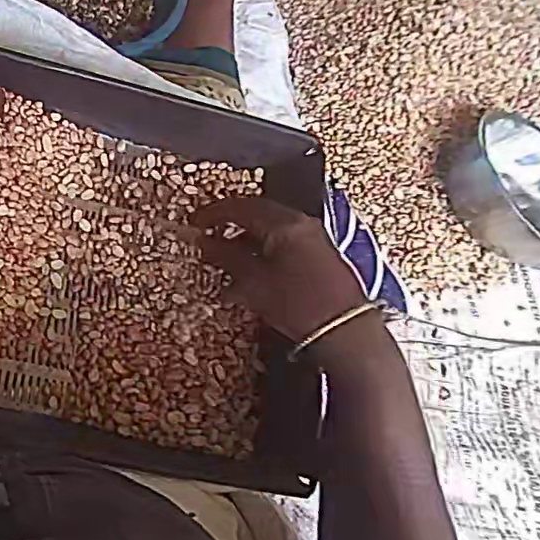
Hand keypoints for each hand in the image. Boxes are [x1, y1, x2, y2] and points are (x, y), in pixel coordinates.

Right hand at [193, 196, 373, 358]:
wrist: (345, 332)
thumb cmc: (297, 305)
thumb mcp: (254, 283)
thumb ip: (226, 257)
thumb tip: (204, 242)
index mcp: (284, 224)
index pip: (241, 207)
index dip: (213, 214)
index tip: (194, 223)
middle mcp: (301, 224)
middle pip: (257, 214)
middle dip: (229, 224)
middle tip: (207, 236)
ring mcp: (312, 239)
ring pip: (270, 230)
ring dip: (245, 240)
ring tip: (224, 259)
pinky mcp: (318, 255)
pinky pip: (283, 243)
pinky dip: (262, 251)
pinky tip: (249, 273)